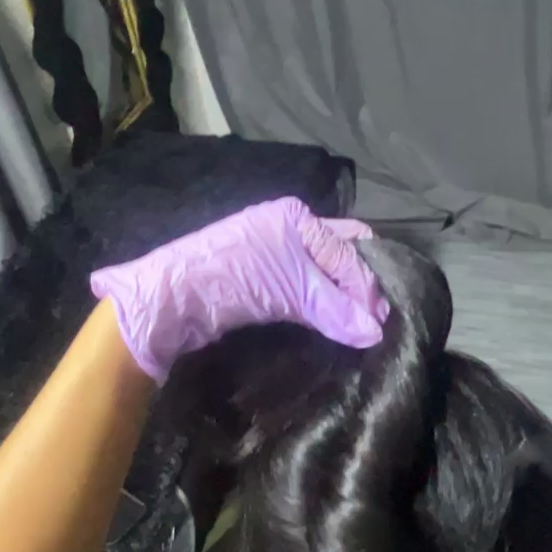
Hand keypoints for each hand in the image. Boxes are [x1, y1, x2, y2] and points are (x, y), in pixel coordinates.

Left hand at [90, 197, 387, 382]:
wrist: (170, 299)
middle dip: (359, 288)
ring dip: (340, 302)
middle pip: (338, 257)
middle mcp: (287, 230)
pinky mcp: (259, 284)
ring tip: (358, 330)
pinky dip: (320, 309)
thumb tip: (376, 334)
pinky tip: (330, 326)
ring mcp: (272, 256)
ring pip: (320, 278)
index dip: (367, 287)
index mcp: (297, 217)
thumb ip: (334, 308)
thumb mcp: (289, 288)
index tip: (381, 325)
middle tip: (376, 324)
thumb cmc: (233, 278)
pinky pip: (301, 293)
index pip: (348, 250)